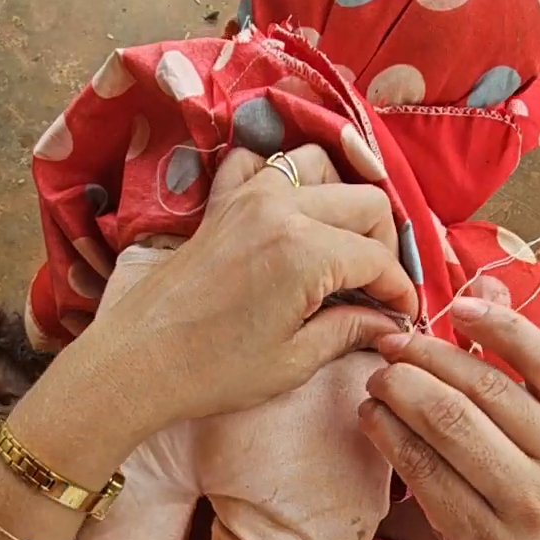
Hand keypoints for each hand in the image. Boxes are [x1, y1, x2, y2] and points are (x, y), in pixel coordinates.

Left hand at [84, 146, 416, 429]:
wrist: (138, 363)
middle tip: (377, 287)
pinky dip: (284, 179)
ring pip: (321, 169)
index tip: (402, 313)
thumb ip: (347, 331)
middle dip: (383, 244)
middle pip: (365, 201)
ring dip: (343, 202)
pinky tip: (289, 212)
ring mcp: (248, 199)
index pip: (378, 257)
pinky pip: (261, 166)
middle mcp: (283, 209)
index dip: (399, 289)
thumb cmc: (213, 372)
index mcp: (307, 252)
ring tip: (342, 247)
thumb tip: (384, 323)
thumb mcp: (292, 362)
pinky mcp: (220, 205)